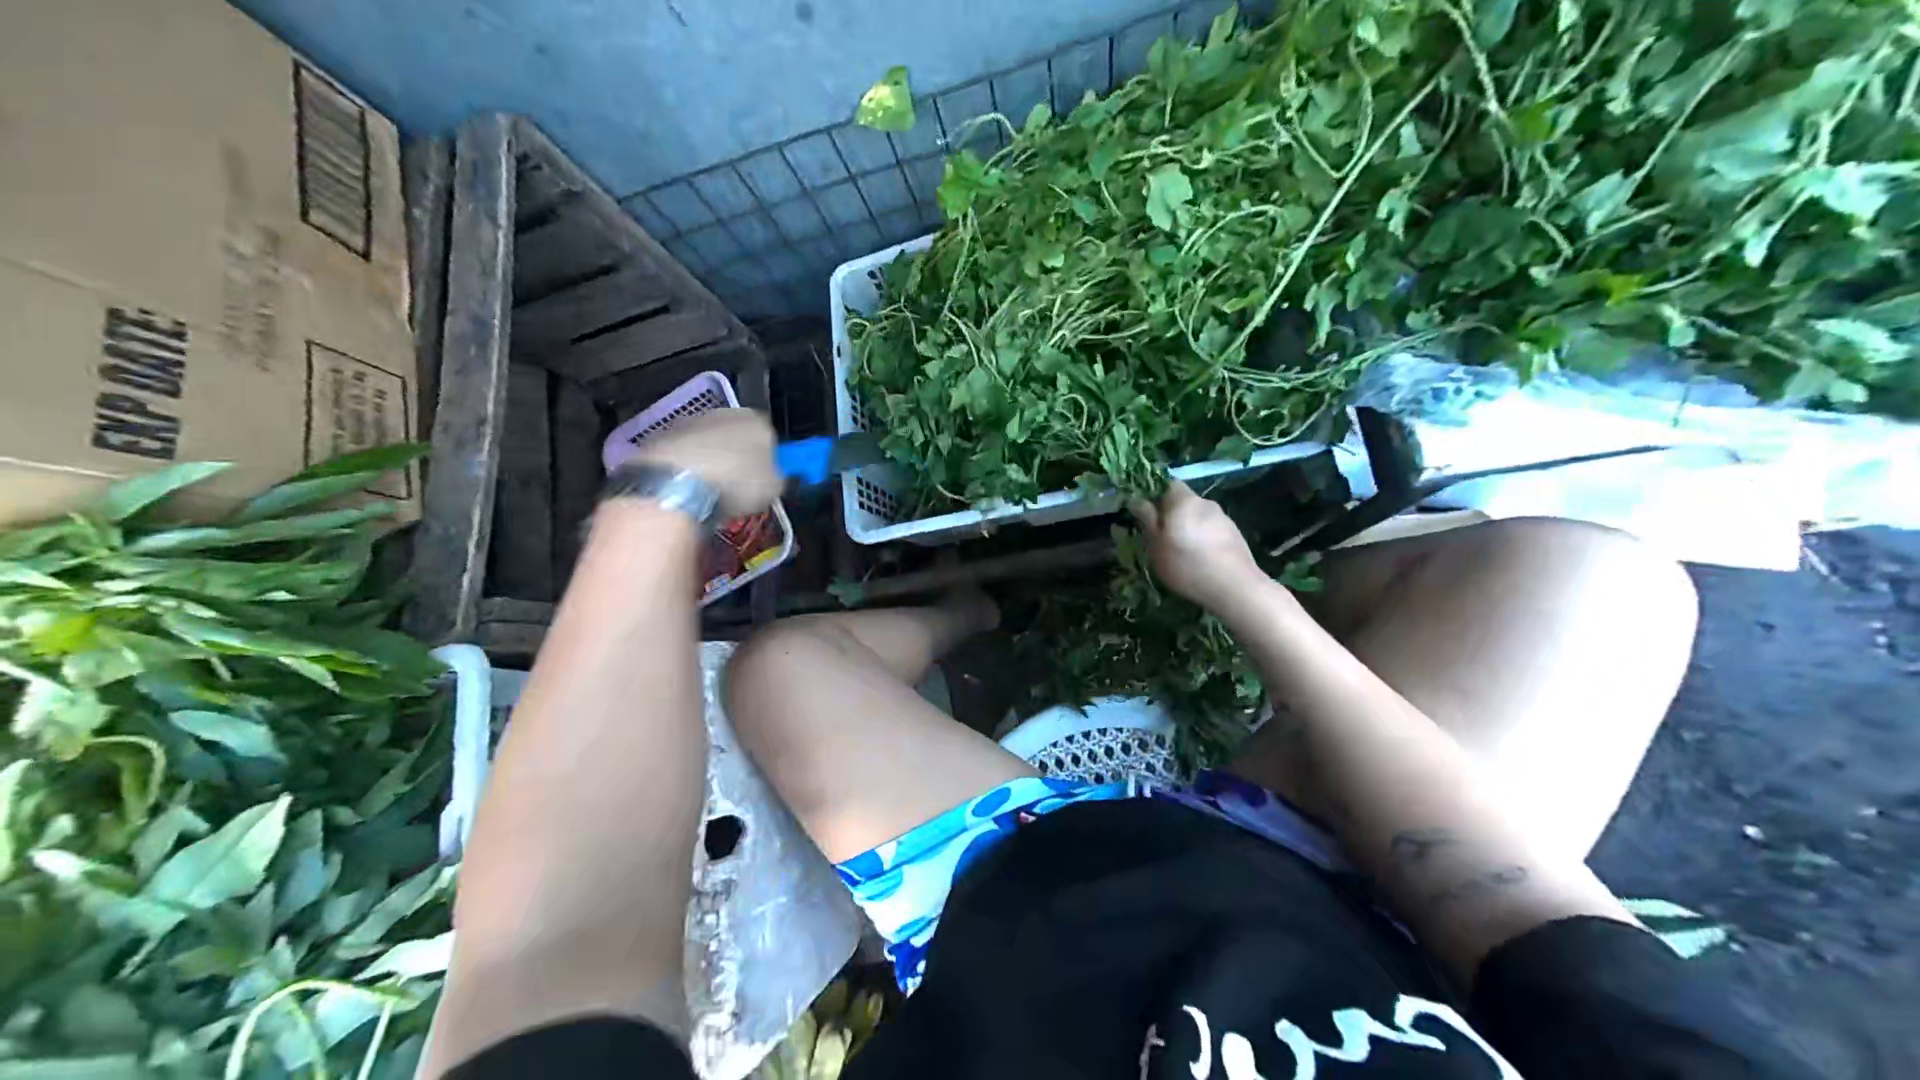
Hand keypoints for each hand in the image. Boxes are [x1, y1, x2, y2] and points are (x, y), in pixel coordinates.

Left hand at [630, 408, 780, 516]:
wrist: (678, 482)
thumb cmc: (735, 482)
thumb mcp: (774, 488)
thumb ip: (776, 477)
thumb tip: (772, 478)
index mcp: (758, 420)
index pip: (770, 438)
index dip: (768, 461)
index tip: (763, 482)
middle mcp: (725, 412)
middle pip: (736, 437)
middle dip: (737, 459)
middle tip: (738, 489)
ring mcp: (690, 421)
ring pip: (708, 444)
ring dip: (711, 463)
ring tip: (711, 493)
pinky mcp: (663, 436)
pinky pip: (683, 455)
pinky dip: (686, 469)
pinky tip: (688, 490)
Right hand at [1129, 480, 1268, 612]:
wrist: (1234, 587)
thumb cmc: (1186, 564)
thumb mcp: (1156, 545)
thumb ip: (1147, 520)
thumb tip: (1137, 500)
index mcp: (1183, 500)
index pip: (1168, 484)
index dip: (1156, 496)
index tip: (1147, 515)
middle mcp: (1205, 502)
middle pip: (1184, 502)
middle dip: (1172, 515)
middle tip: (1162, 538)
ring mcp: (1223, 518)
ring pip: (1199, 517)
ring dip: (1189, 528)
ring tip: (1183, 553)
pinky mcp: (1235, 534)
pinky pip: (1212, 530)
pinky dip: (1203, 539)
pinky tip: (1201, 559)